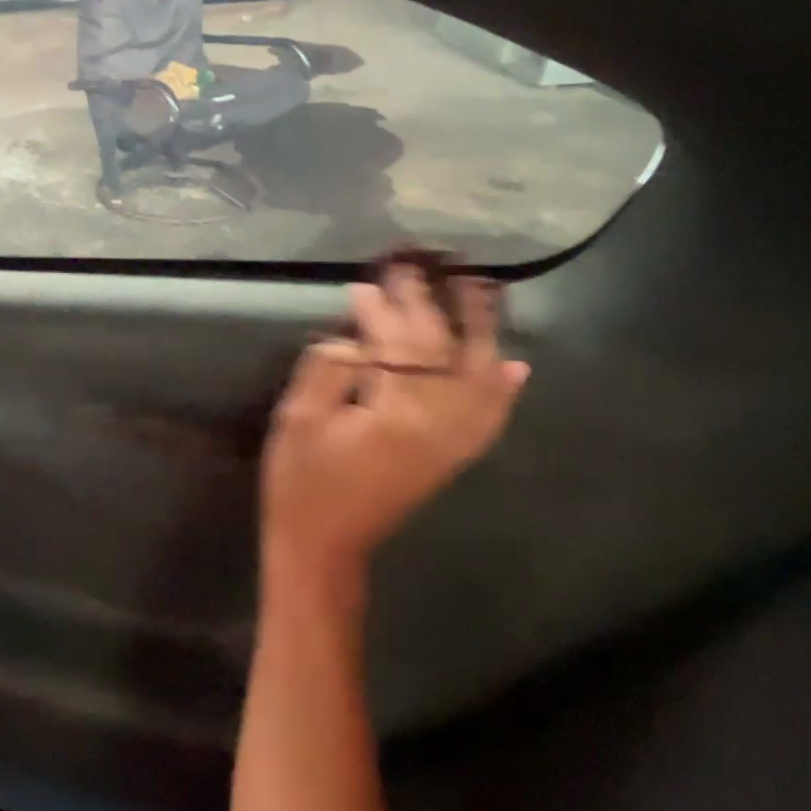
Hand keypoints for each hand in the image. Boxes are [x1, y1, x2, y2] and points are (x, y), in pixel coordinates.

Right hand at [261, 266, 529, 569]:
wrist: (325, 542)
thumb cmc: (301, 479)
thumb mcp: (297, 418)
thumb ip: (328, 369)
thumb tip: (355, 335)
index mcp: (397, 412)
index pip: (398, 343)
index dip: (382, 309)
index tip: (368, 280)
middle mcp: (440, 422)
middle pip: (443, 351)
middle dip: (429, 306)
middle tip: (419, 268)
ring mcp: (454, 441)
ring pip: (478, 376)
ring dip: (480, 332)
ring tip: (477, 291)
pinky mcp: (454, 456)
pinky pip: (489, 417)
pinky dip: (502, 390)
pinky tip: (513, 366)